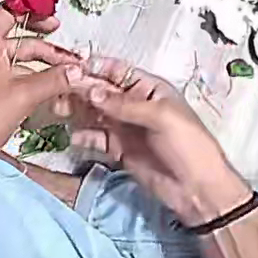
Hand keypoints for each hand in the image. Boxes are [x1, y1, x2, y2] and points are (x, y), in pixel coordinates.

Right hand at [71, 58, 253, 225]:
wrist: (198, 190)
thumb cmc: (188, 145)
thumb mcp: (160, 116)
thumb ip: (124, 104)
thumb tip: (92, 90)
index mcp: (150, 89)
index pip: (118, 71)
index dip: (95, 67)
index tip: (71, 67)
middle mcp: (135, 105)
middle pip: (102, 91)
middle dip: (81, 89)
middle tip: (58, 90)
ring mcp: (127, 128)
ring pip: (95, 113)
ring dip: (77, 110)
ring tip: (59, 109)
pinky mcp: (120, 150)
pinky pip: (98, 138)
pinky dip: (85, 136)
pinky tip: (74, 137)